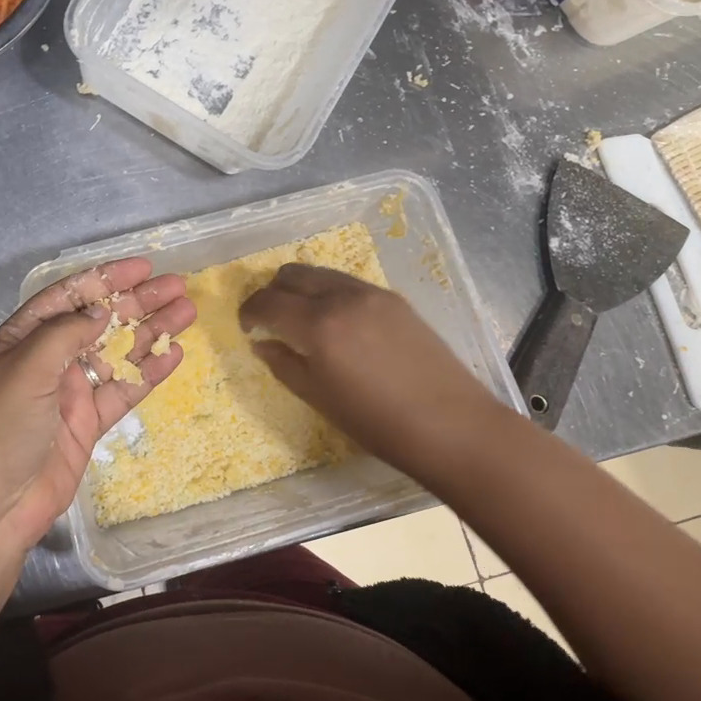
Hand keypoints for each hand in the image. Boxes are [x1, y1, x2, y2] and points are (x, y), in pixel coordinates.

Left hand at [0, 258, 195, 554]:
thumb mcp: (24, 369)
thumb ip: (65, 334)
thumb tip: (100, 309)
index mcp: (20, 339)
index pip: (67, 297)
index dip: (104, 279)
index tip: (143, 266)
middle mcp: (44, 361)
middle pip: (98, 322)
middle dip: (137, 303)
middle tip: (179, 286)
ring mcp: (66, 395)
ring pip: (116, 355)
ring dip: (150, 333)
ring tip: (188, 312)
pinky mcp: (84, 427)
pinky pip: (121, 393)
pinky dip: (147, 375)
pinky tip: (174, 355)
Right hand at [237, 264, 502, 461]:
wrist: (453, 426)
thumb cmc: (377, 423)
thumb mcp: (319, 398)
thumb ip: (284, 364)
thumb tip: (262, 343)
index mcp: (318, 325)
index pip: (267, 302)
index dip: (249, 312)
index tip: (247, 329)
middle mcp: (342, 297)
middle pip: (291, 274)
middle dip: (272, 293)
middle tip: (271, 321)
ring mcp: (371, 294)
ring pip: (320, 273)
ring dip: (301, 289)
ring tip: (302, 320)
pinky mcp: (395, 299)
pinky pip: (347, 283)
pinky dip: (329, 293)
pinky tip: (337, 324)